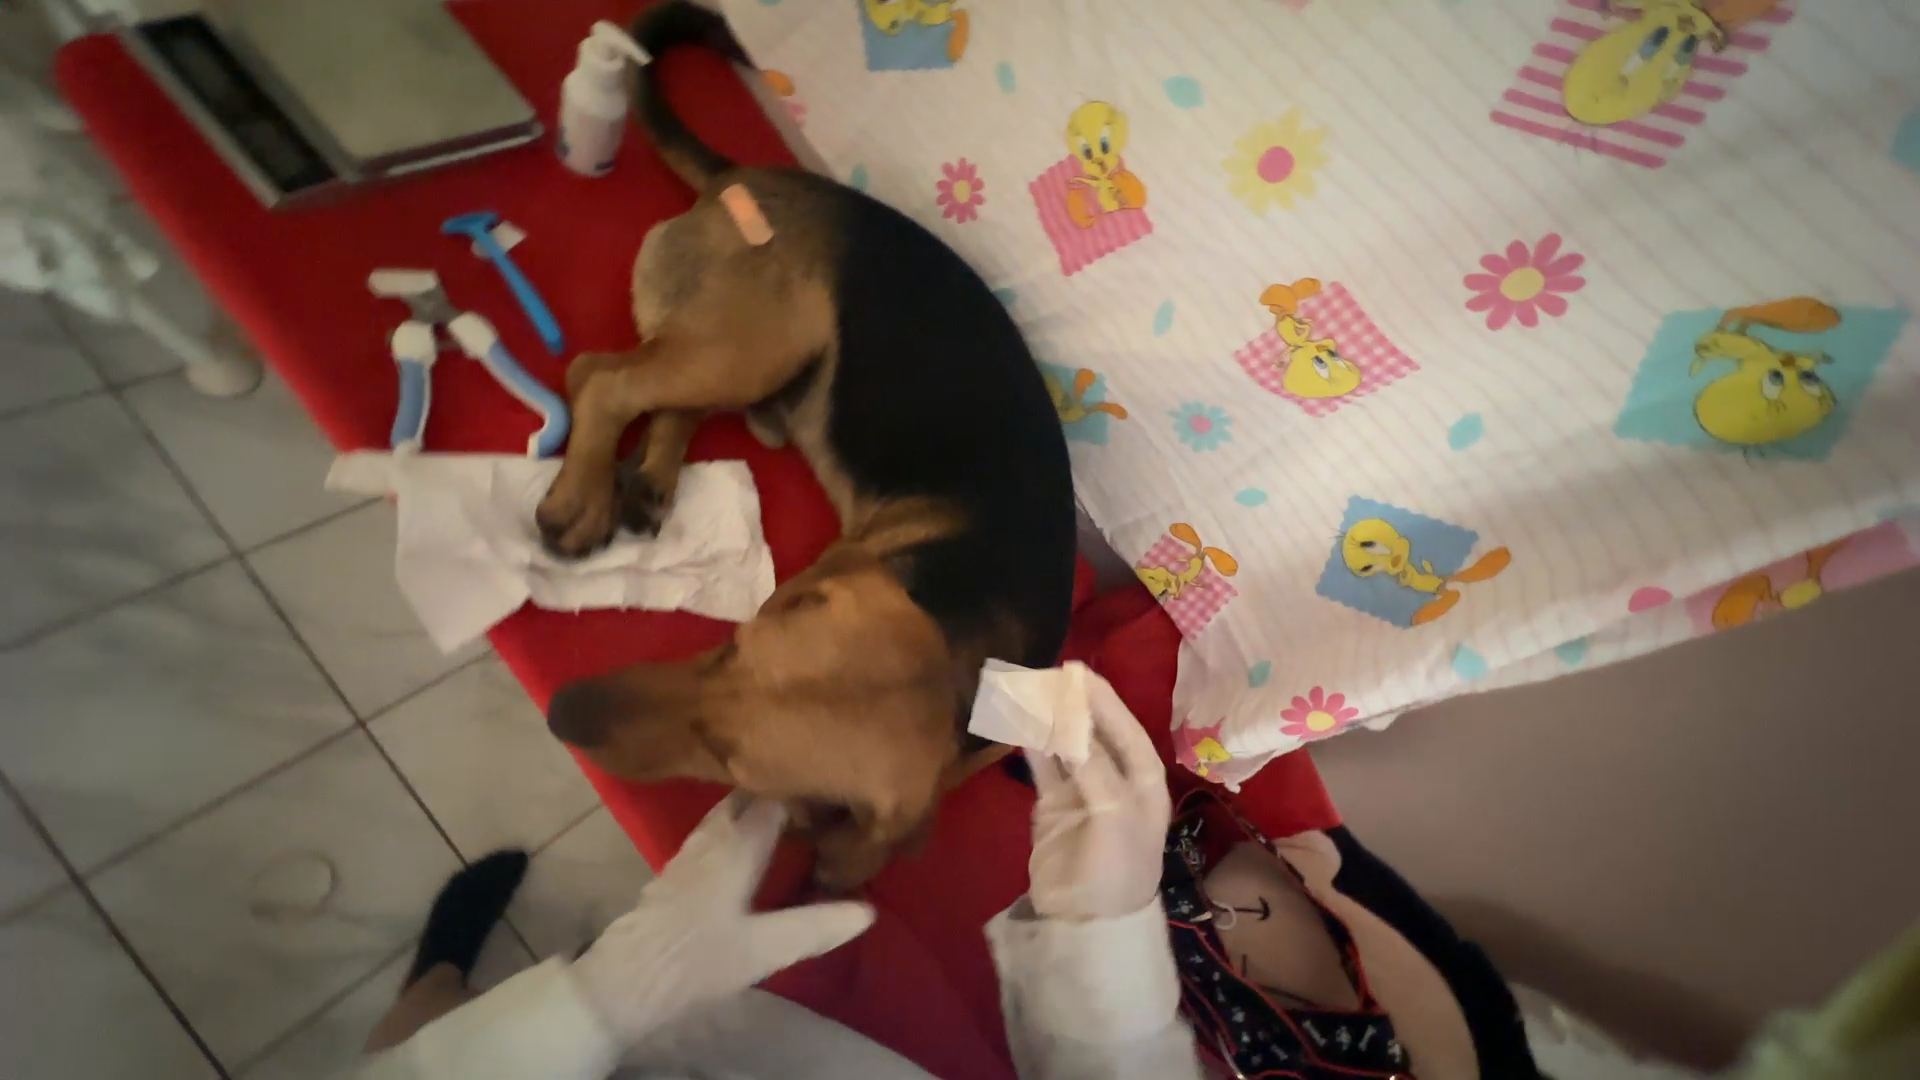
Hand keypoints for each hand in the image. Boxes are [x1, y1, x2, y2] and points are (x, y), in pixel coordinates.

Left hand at [571, 794, 875, 1043]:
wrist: (622, 984)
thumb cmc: (697, 961)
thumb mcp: (764, 950)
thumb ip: (816, 926)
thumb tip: (868, 909)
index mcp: (739, 842)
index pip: (777, 795)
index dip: (807, 787)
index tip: (836, 789)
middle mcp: (715, 833)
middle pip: (751, 792)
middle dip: (782, 786)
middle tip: (818, 797)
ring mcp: (692, 847)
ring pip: (730, 805)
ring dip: (758, 799)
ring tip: (791, 809)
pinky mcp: (678, 865)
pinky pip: (716, 822)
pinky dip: (739, 817)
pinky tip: (749, 836)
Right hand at [1025, 673, 1171, 920]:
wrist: (1085, 922)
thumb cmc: (1116, 867)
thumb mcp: (1114, 815)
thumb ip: (1093, 766)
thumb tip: (1071, 724)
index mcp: (1143, 782)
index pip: (1126, 730)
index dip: (1105, 700)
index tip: (1080, 672)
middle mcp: (1115, 780)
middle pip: (1094, 732)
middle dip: (1075, 704)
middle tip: (1049, 674)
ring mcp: (1082, 791)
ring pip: (1065, 745)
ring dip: (1049, 719)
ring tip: (1028, 689)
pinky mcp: (1053, 804)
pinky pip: (1043, 766)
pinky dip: (1032, 744)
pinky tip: (1019, 722)